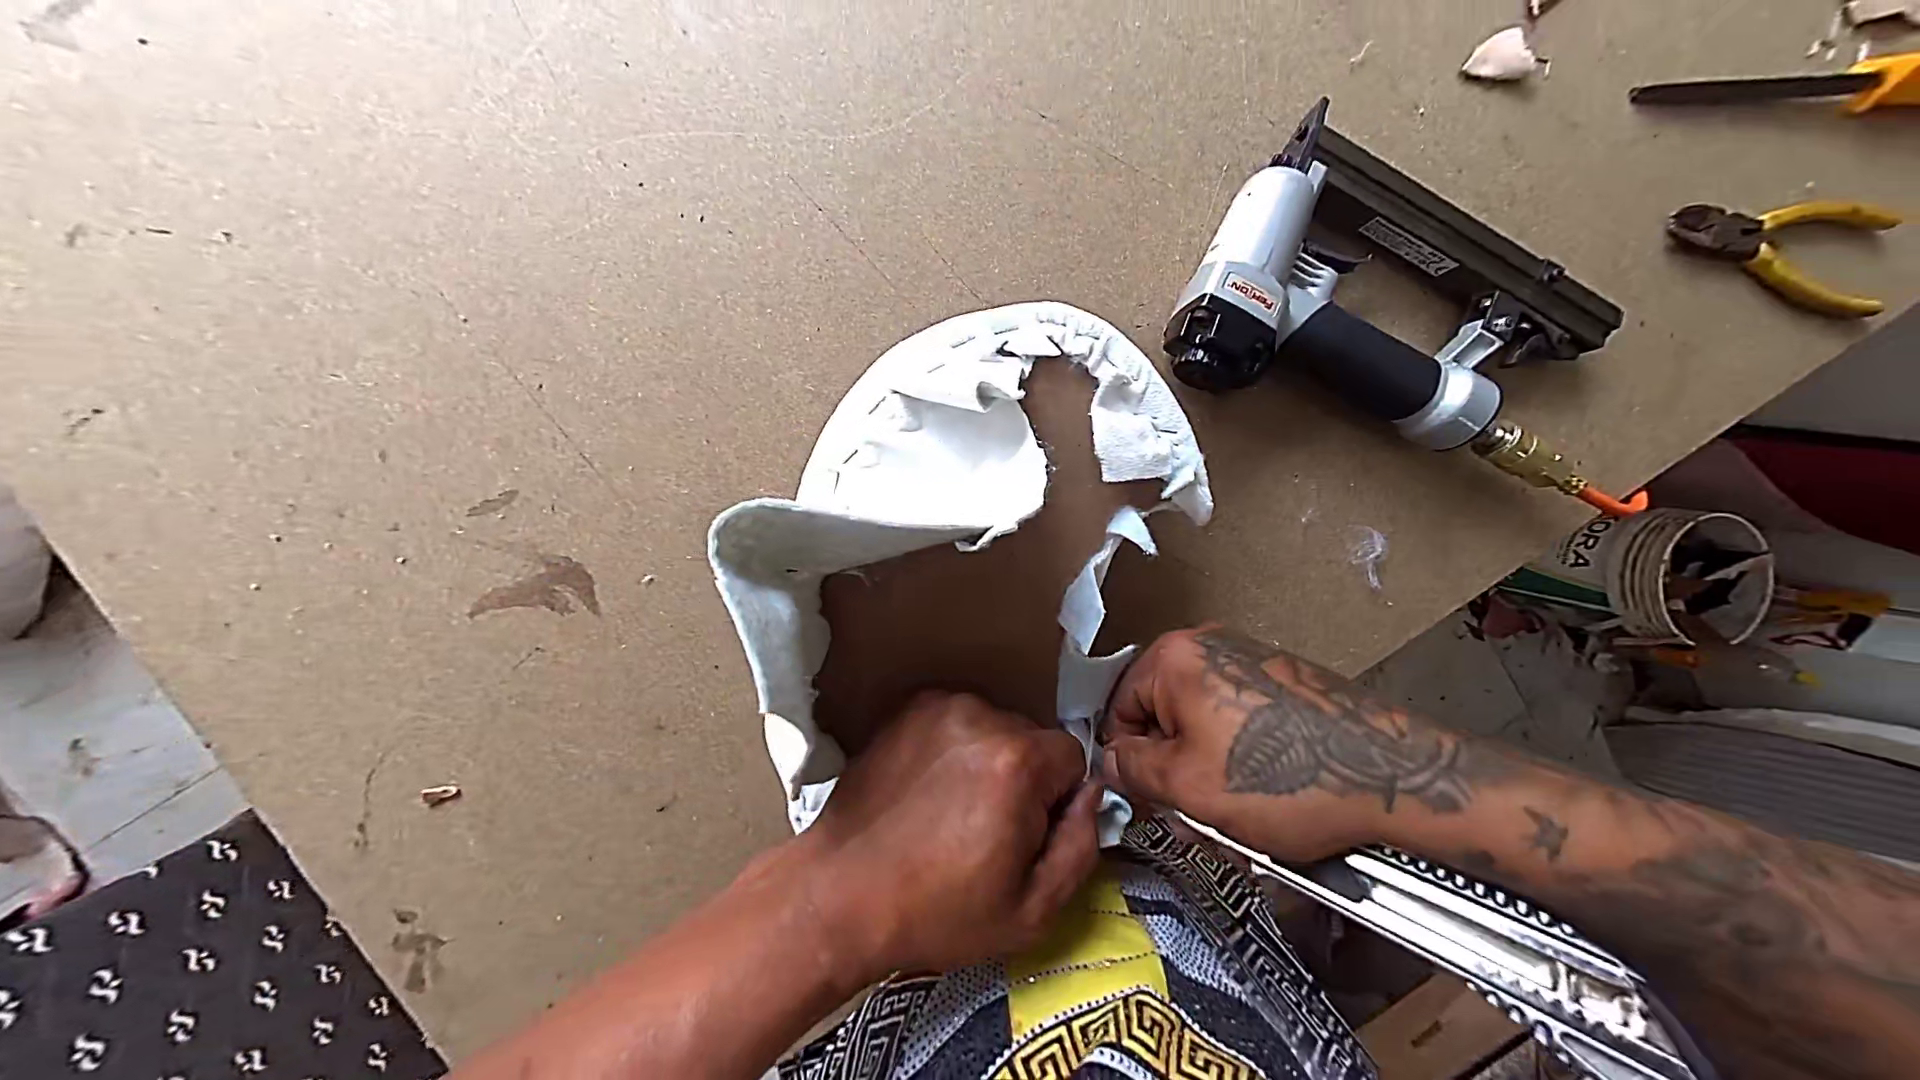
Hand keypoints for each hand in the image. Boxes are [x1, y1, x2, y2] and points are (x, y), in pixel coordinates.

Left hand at [784, 690, 1104, 980]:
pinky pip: (958, 722)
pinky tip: (929, 789)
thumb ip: (1081, 846)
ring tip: (951, 810)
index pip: (1072, 755)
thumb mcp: (1031, 909)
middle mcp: (979, 718)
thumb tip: (1093, 795)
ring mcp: (939, 708)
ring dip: (988, 761)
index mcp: (1015, 762)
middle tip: (985, 828)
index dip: (1058, 798)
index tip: (1027, 832)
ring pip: (995, 728)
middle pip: (1031, 739)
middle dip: (1024, 778)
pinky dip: (954, 748)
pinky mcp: (908, 708)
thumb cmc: (934, 910)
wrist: (840, 892)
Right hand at [1101, 626, 1485, 862]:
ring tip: (1236, 823)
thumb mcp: (1187, 786)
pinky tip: (1263, 801)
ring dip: (1206, 775)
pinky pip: (1237, 722)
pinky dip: (1238, 761)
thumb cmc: (1286, 778)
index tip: (1146, 799)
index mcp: (1173, 658)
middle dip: (1172, 774)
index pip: (1118, 710)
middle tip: (1192, 821)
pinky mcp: (1283, 681)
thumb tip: (1110, 760)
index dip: (1126, 761)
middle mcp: (1208, 646)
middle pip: (1162, 717)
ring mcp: (1250, 660)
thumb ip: (1130, 769)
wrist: (1397, 777)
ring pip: (1201, 726)